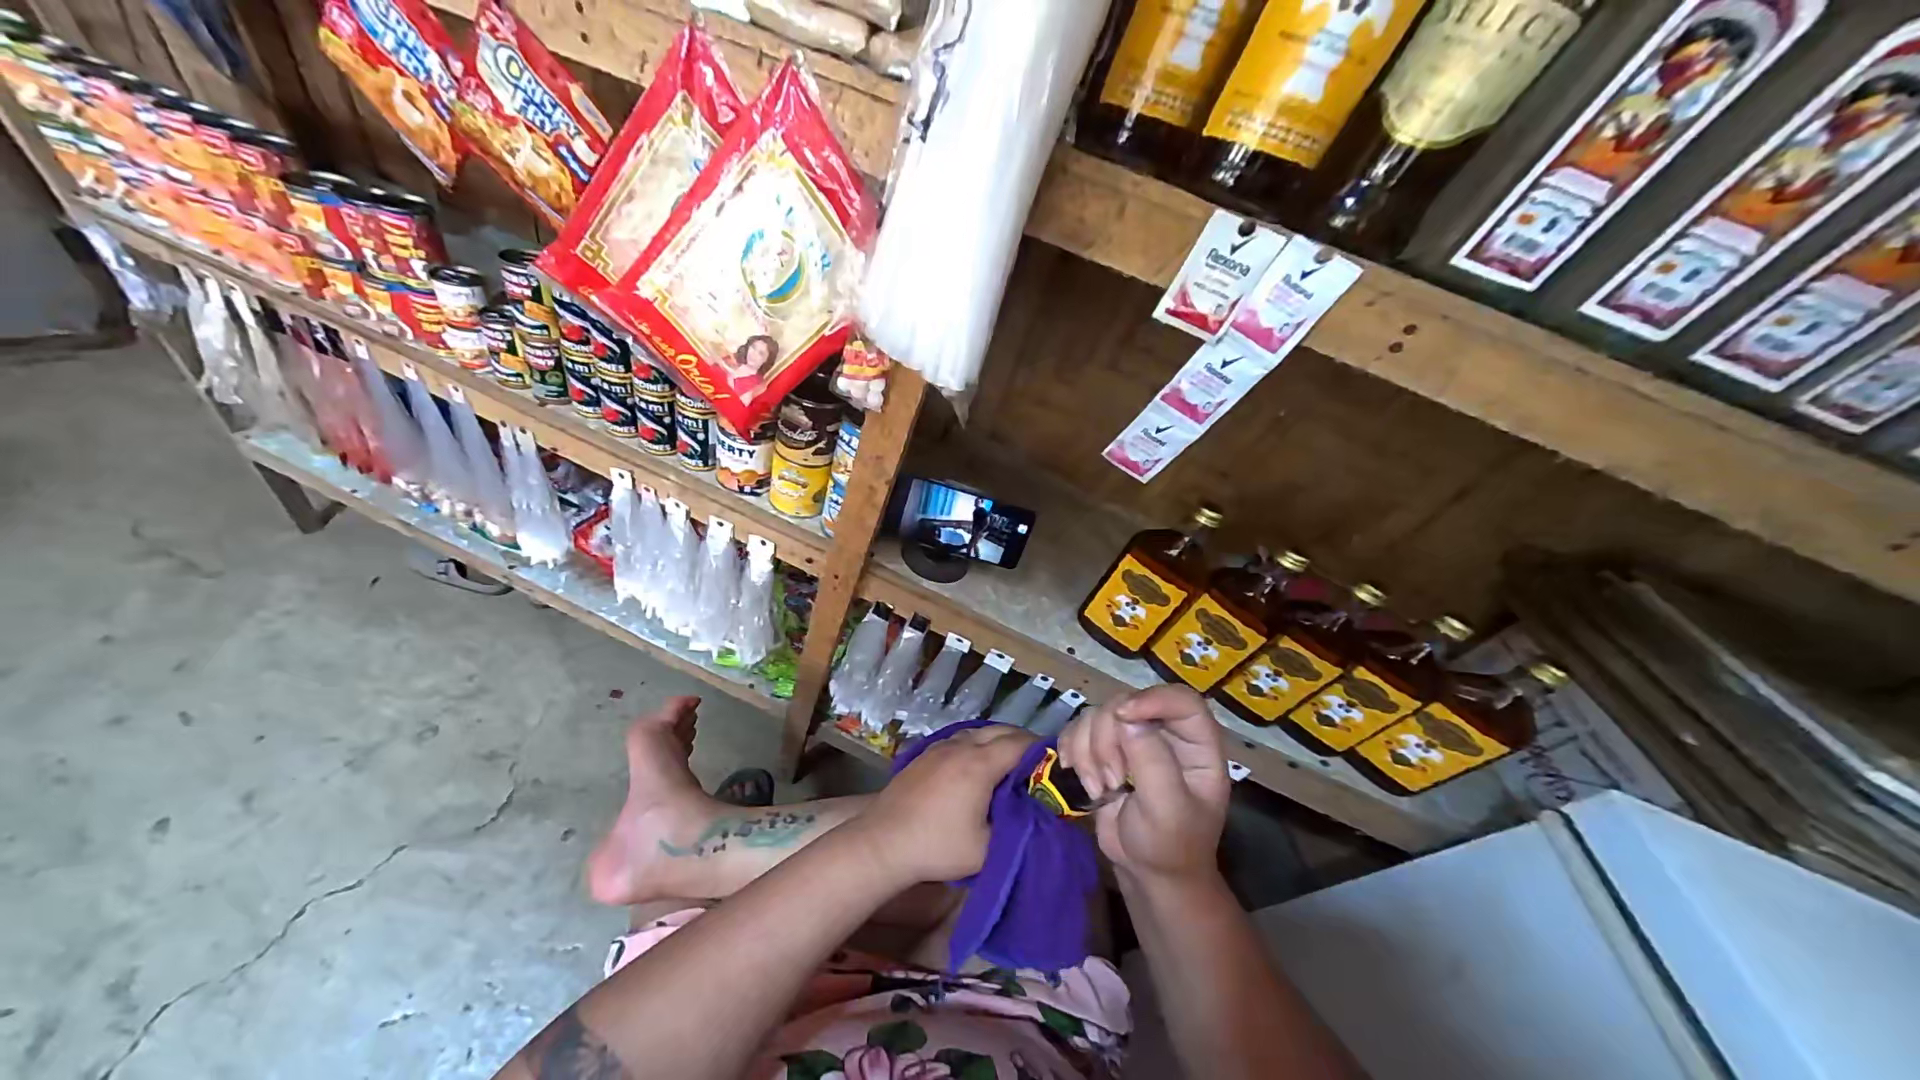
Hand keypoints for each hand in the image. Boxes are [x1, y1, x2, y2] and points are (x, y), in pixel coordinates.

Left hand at [850, 725, 1035, 884]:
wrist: (882, 842)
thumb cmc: (936, 847)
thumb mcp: (987, 848)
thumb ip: (1015, 827)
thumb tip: (1033, 814)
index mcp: (979, 764)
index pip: (1020, 744)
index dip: (1042, 750)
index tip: (1056, 764)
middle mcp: (961, 747)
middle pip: (1001, 731)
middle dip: (1023, 742)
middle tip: (1038, 764)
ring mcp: (939, 748)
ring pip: (979, 732)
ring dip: (999, 741)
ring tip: (1011, 764)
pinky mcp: (924, 754)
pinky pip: (960, 739)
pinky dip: (977, 744)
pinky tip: (978, 766)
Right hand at [1058, 686, 1229, 884]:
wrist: (1148, 873)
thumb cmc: (1170, 846)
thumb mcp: (1168, 810)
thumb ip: (1152, 761)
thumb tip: (1126, 718)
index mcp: (1197, 745)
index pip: (1180, 700)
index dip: (1150, 699)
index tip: (1121, 716)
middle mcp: (1165, 733)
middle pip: (1126, 703)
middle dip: (1108, 740)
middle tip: (1111, 780)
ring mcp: (1132, 739)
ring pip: (1097, 715)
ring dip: (1088, 751)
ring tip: (1099, 788)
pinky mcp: (1104, 749)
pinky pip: (1078, 729)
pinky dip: (1073, 750)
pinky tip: (1082, 779)